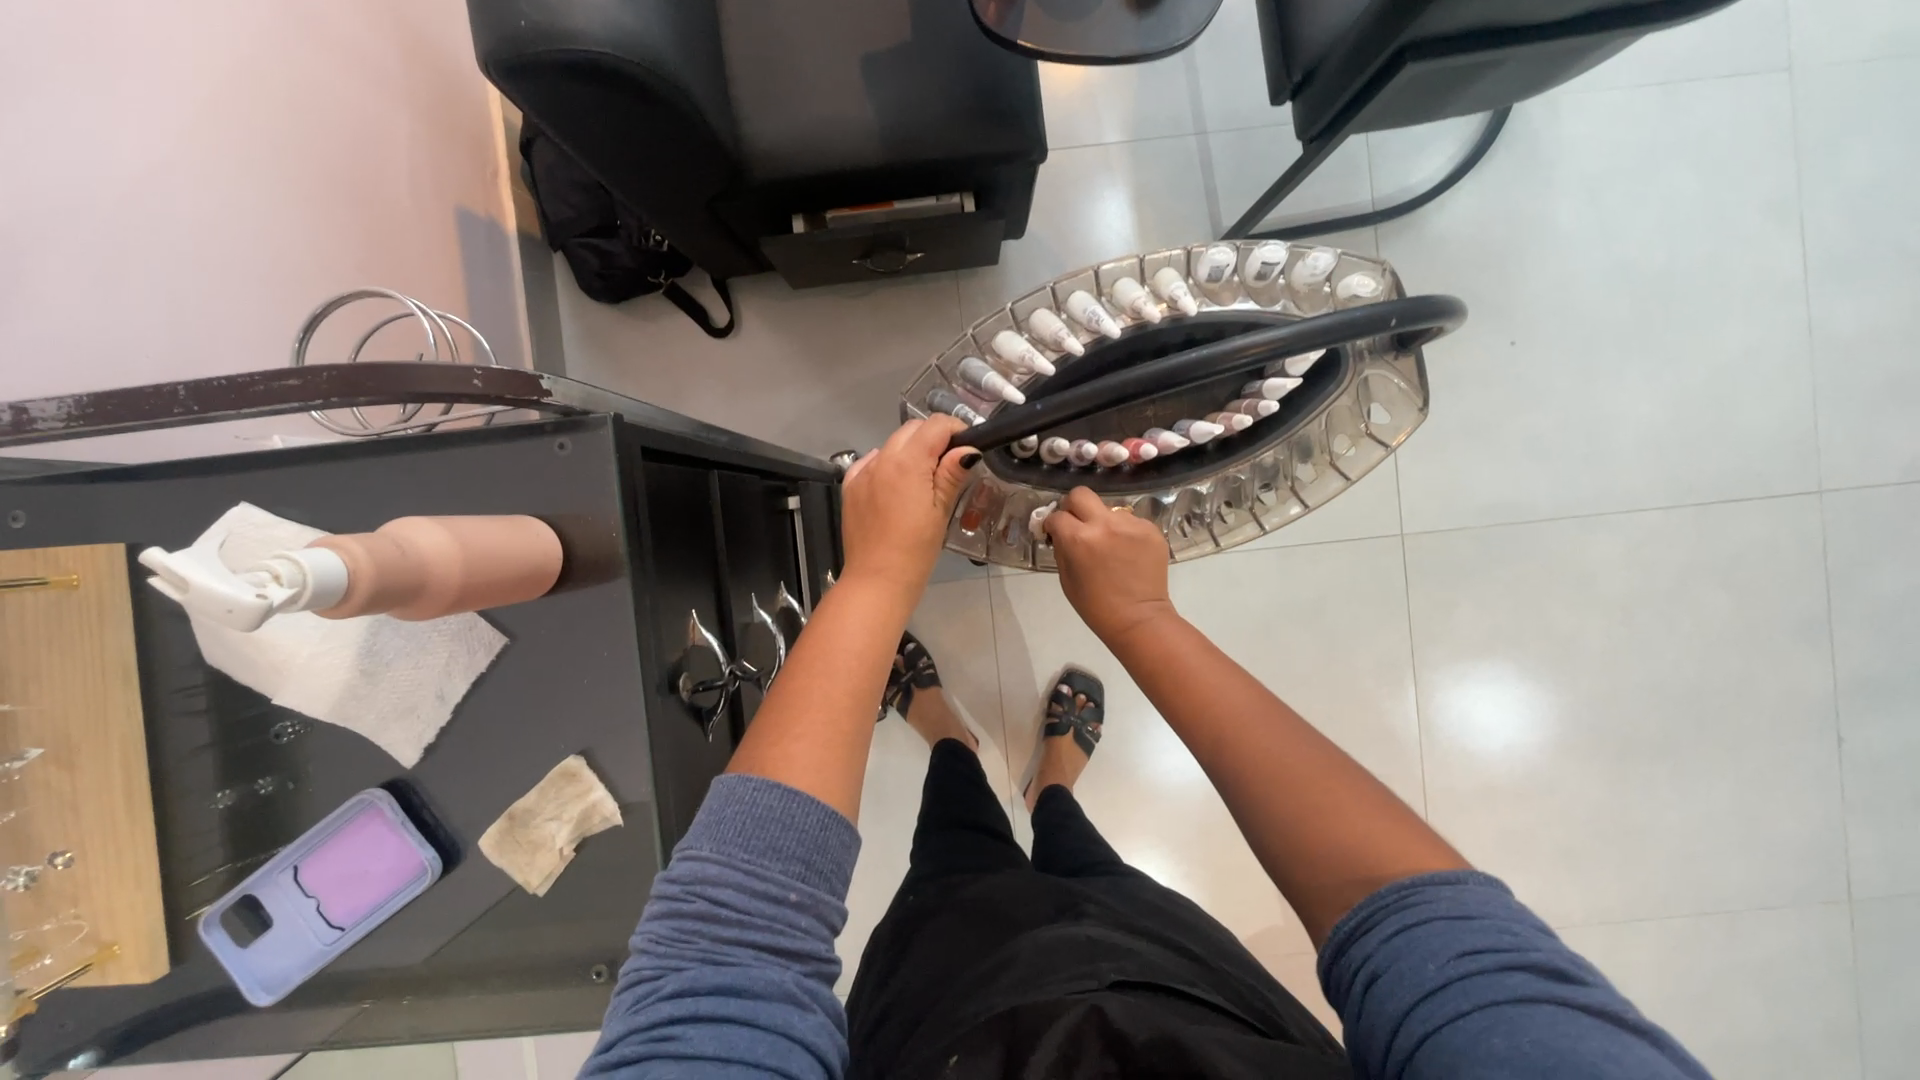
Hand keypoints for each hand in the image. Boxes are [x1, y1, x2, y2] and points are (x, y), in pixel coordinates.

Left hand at [839, 416, 977, 596]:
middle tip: (948, 466)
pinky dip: (887, 465)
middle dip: (933, 438)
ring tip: (922, 483)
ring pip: (891, 445)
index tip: (966, 448)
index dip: (956, 430)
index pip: (935, 425)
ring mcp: (862, 472)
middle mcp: (882, 459)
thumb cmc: (916, 550)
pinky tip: (896, 488)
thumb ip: (952, 474)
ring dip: (910, 452)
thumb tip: (968, 449)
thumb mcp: (941, 511)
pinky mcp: (850, 487)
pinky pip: (872, 462)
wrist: (877, 579)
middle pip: (912, 429)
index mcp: (908, 462)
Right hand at [1044, 487, 1177, 643]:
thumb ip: (1062, 548)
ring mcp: (1131, 524)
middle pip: (1081, 494)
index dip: (1053, 524)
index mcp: (1079, 538)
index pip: (1057, 515)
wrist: (1138, 618)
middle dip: (1073, 506)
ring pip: (1109, 509)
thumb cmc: (1095, 606)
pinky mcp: (1151, 529)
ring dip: (1103, 522)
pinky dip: (1124, 532)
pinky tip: (1127, 552)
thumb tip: (1060, 531)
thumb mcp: (1067, 579)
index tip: (1055, 532)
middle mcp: (1105, 524)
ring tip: (1110, 545)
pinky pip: (1130, 521)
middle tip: (1077, 523)